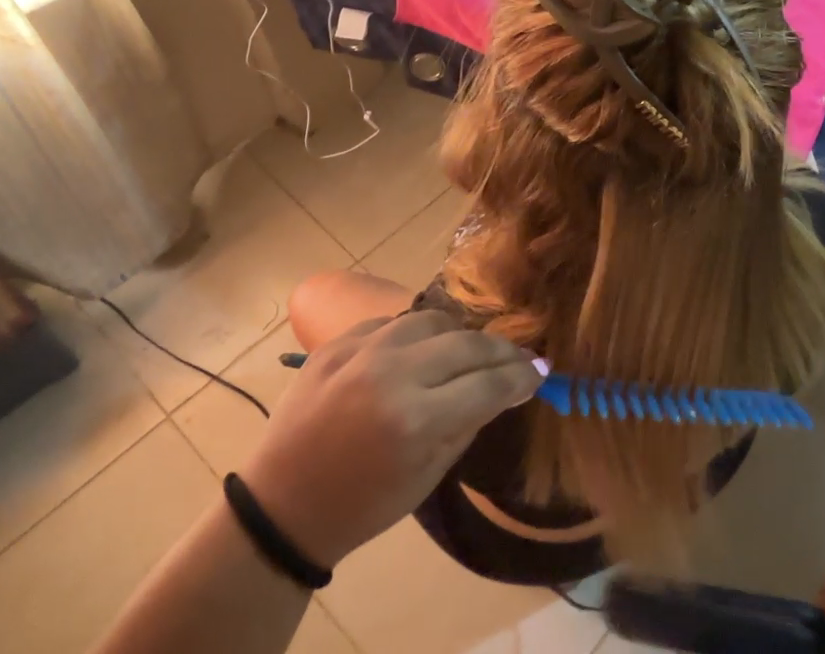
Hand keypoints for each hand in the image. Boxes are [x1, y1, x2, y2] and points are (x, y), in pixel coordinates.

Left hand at [238, 311, 541, 568]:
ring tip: (470, 351)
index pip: (491, 383)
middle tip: (518, 360)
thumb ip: (472, 421)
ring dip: (460, 335)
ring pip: (432, 319)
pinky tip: (424, 350)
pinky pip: (392, 322)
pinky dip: (417, 333)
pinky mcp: (336, 343)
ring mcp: (360, 352)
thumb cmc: (365, 504)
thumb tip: (506, 387)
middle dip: (502, 352)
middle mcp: (392, 374)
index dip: (523, 378)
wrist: (283, 504)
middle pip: (468, 344)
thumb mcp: (430, 473)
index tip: (540, 374)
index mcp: (417, 420)